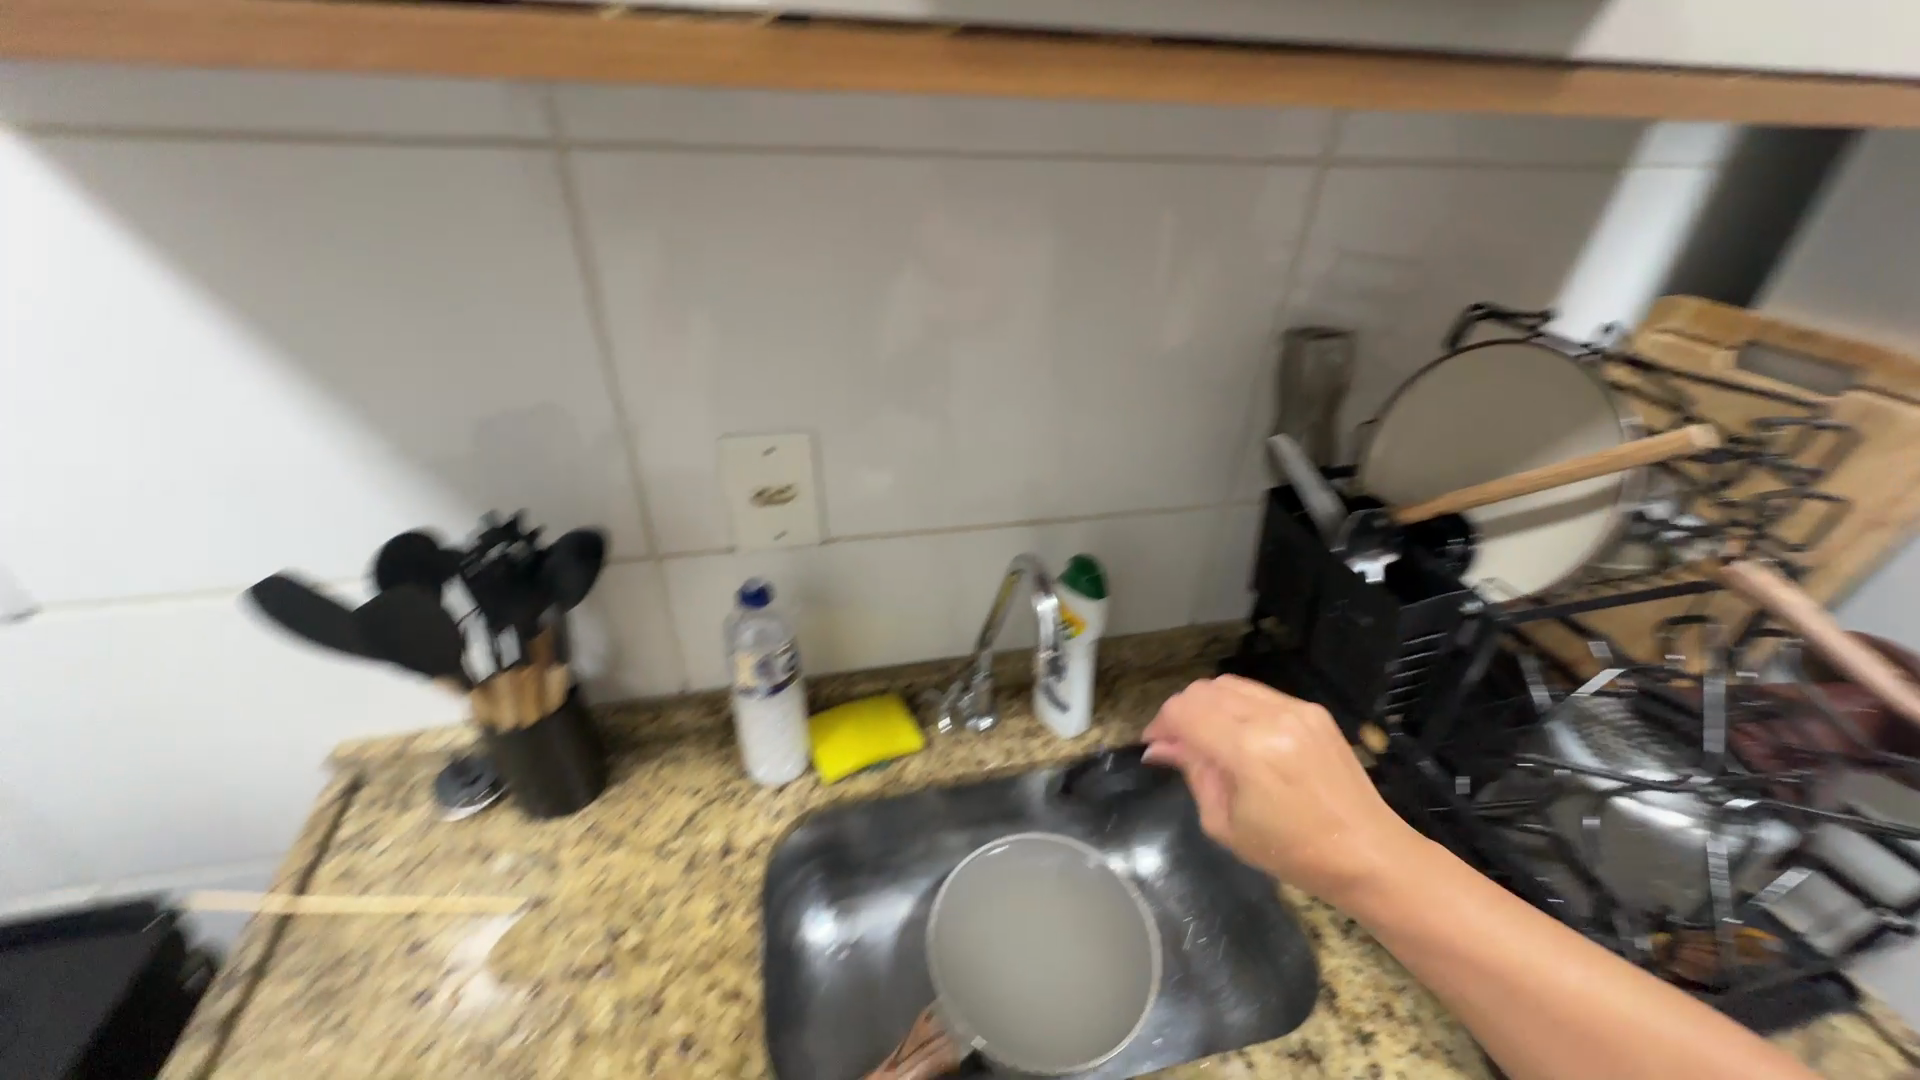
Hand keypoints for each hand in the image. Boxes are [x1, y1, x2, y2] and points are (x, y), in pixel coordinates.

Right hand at [1142, 676, 1422, 907]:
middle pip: (1202, 691)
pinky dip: (1236, 707)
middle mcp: (1271, 718)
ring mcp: (1296, 709)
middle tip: (1176, 744)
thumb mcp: (1224, 823)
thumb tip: (1161, 747)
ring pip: (1228, 685)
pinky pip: (1258, 694)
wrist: (1369, 854)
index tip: (1154, 746)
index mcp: (1247, 750)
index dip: (1159, 725)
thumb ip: (1192, 772)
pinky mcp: (1313, 711)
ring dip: (1206, 705)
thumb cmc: (1292, 852)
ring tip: (1205, 738)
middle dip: (1180, 713)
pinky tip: (1239, 737)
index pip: (1183, 712)